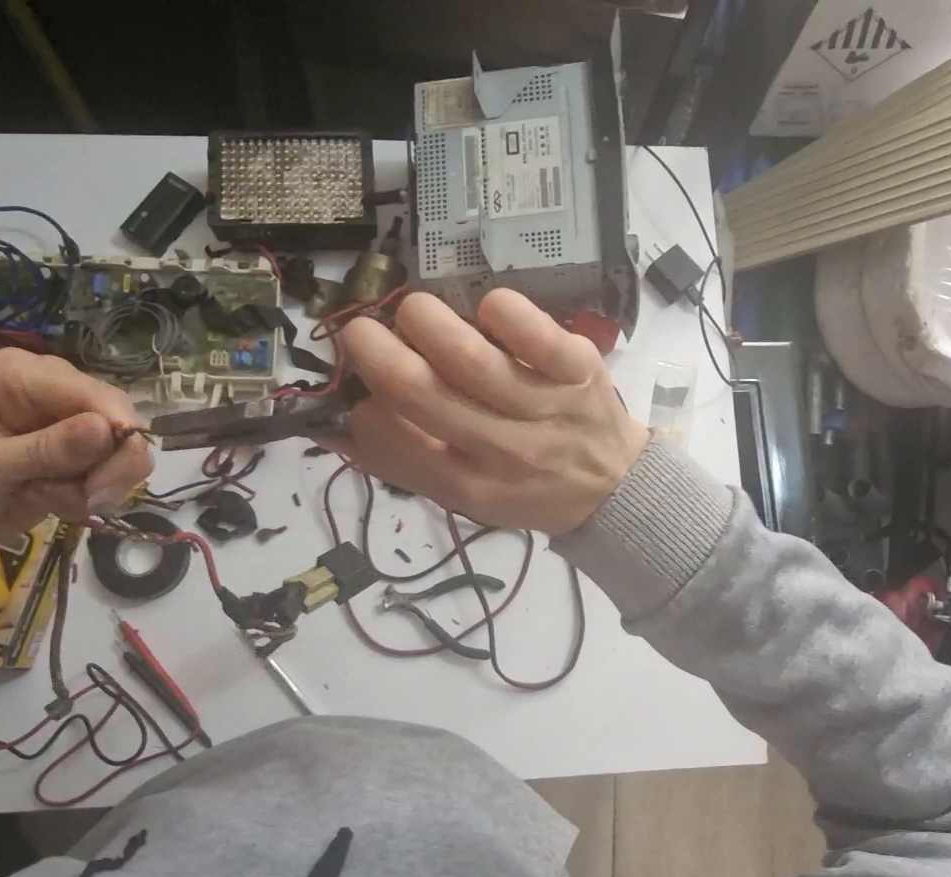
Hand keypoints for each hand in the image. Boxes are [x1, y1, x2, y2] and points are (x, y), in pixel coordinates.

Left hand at [0, 348, 151, 560]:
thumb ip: (40, 451)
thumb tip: (106, 429)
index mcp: (23, 377)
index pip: (99, 398)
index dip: (117, 439)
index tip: (97, 490)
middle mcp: (54, 393)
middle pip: (123, 423)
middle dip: (110, 470)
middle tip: (80, 503)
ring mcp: (68, 425)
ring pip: (125, 453)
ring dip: (98, 487)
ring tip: (51, 500)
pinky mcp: (75, 456)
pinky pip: (113, 475)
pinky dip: (92, 497)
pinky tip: (55, 502)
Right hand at [329, 290, 647, 533]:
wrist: (614, 488)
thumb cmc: (526, 489)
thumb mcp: (464, 495)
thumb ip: (402, 464)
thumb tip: (335, 427)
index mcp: (471, 487)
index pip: (399, 445)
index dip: (366, 412)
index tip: (364, 395)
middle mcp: (504, 452)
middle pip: (423, 392)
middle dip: (376, 351)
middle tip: (362, 332)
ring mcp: (544, 408)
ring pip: (471, 359)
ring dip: (426, 323)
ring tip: (413, 314)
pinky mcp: (578, 370)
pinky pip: (536, 336)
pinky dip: (503, 312)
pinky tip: (487, 307)